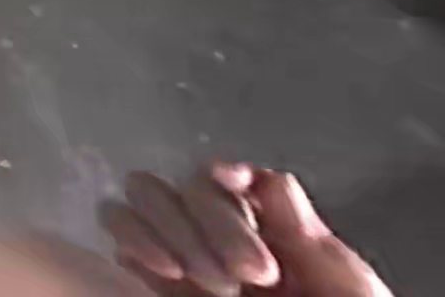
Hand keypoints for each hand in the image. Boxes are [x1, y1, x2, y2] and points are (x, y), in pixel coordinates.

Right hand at [101, 163, 392, 296]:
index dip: (225, 173)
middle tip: (253, 273)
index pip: (230, 179)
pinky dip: (133, 235)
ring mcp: (168, 240)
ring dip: (170, 224)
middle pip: (184, 184)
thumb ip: (312, 242)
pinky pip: (115, 221)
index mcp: (264, 228)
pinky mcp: (136, 260)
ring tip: (211, 280)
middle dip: (212, 218)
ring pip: (142, 193)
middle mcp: (209, 225)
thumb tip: (273, 177)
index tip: (232, 181)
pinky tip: (163, 267)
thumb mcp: (344, 294)